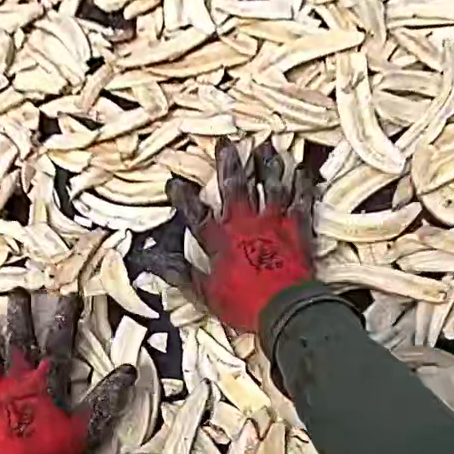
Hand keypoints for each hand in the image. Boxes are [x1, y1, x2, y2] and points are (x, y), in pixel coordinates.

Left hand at [0, 291, 136, 453]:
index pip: (60, 341)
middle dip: (20, 315)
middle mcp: (17, 380)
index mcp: (47, 381)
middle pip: (19, 340)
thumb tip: (130, 370)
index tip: (70, 295)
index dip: (66, 317)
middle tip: (18, 292)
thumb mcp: (88, 427)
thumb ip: (107, 397)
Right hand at [159, 139, 317, 333]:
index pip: (196, 213)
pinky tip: (301, 170)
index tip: (174, 181)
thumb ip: (180, 273)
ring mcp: (274, 223)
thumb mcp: (205, 295)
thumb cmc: (243, 305)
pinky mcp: (298, 229)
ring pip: (270, 185)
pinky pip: (300, 200)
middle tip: (226, 143)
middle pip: (235, 187)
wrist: (285, 310)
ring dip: (267, 164)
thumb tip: (152, 260)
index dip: (184, 197)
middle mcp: (246, 224)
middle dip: (228, 164)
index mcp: (220, 240)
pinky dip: (301, 184)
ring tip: (266, 145)